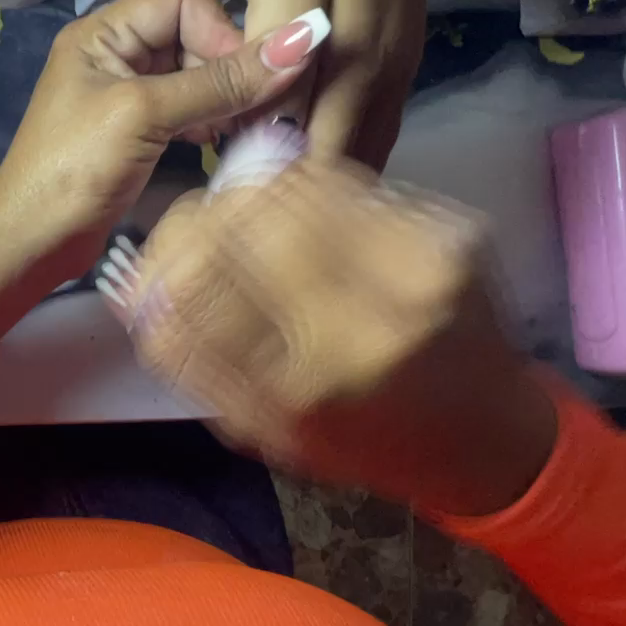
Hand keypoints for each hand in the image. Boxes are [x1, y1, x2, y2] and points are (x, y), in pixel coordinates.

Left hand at [0, 0, 326, 343]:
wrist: (32, 241)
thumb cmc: (75, 170)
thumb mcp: (144, 115)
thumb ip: (220, 81)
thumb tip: (306, 37)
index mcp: (102, 33)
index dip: (221, 30)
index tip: (248, 77)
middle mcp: (112, 54)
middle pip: (193, 36)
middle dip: (228, 68)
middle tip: (260, 109)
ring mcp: (122, 95)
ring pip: (193, 76)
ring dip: (224, 97)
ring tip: (245, 128)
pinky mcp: (133, 132)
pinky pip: (184, 109)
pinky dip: (207, 120)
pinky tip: (218, 141)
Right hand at [122, 162, 555, 517]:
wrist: (489, 435)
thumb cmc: (362, 444)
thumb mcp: (262, 430)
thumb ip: (193, 363)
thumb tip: (136, 295)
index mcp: (311, 380)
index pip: (201, 282)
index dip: (164, 258)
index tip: (154, 263)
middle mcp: (370, 315)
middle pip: (245, 215)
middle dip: (199, 217)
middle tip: (191, 231)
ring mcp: (420, 261)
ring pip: (293, 184)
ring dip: (245, 196)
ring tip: (236, 220)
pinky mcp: (450, 228)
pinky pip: (342, 181)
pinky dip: (298, 190)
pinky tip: (292, 216)